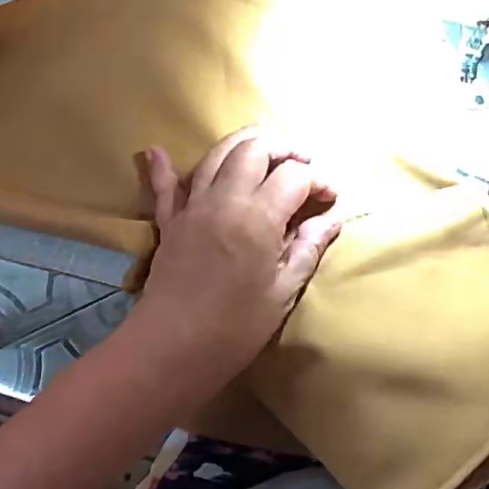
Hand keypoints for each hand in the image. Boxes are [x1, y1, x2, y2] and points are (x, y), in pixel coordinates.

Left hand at [130, 127, 341, 380]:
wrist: (174, 346)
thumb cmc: (237, 327)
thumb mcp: (283, 291)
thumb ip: (307, 249)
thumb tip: (332, 221)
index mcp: (259, 217)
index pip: (294, 176)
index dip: (318, 181)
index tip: (330, 198)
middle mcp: (225, 199)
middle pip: (254, 149)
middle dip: (283, 147)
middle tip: (302, 162)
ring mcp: (193, 207)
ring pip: (216, 155)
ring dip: (241, 143)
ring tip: (262, 145)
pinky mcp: (169, 221)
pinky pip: (164, 186)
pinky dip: (163, 167)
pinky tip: (157, 151)